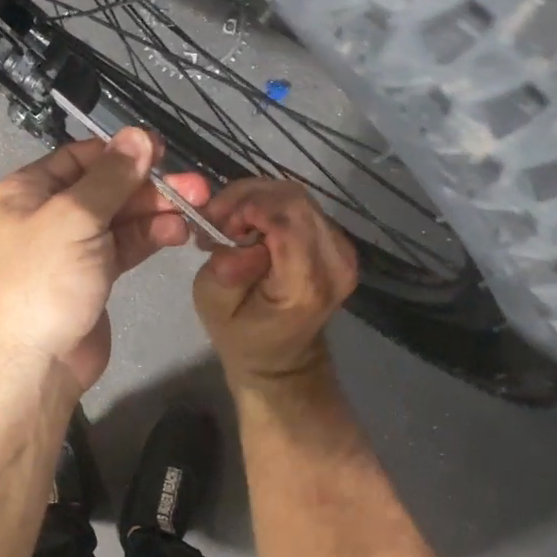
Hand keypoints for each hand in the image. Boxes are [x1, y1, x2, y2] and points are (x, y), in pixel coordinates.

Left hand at [0, 127, 211, 392]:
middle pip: (104, 187)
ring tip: (197, 207)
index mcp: (24, 193)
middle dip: (148, 185)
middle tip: (196, 185)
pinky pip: (123, 246)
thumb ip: (110, 177)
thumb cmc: (45, 283)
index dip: (120, 152)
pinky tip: (178, 232)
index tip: (161, 151)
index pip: (78, 157)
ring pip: (118, 217)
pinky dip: (149, 236)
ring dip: (156, 211)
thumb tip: (138, 134)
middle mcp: (44, 215)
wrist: (35, 365)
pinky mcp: (92, 276)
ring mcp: (69, 248)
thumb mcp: (75, 220)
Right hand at [192, 179, 357, 385]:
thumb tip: (239, 243)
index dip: (245, 207)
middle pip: (292, 200)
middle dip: (246, 199)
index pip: (285, 219)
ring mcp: (342, 251)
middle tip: (216, 221)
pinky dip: (269, 207)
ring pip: (296, 197)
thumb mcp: (214, 310)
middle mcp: (335, 262)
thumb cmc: (243, 337)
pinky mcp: (338, 242)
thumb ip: (225, 273)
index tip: (215, 224)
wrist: (282, 360)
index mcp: (306, 283)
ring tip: (229, 224)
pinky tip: (249, 226)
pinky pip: (301, 207)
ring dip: (256, 200)